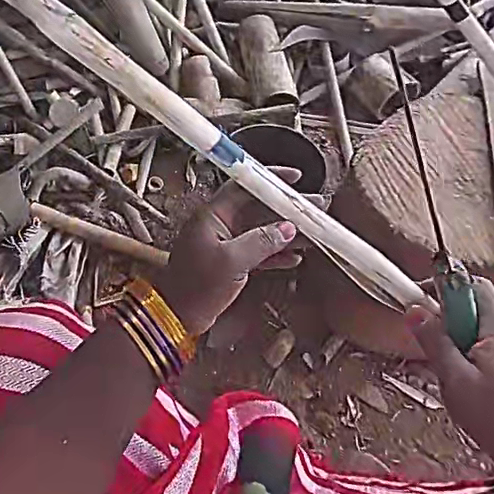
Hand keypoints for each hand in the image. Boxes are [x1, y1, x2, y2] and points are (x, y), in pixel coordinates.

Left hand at [154, 169, 303, 335]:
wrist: (177, 315)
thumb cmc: (196, 286)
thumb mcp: (232, 261)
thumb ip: (261, 242)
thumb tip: (287, 228)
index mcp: (212, 216)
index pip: (242, 186)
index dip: (268, 180)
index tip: (294, 179)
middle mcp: (218, 225)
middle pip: (257, 209)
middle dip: (287, 209)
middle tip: (316, 208)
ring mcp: (224, 244)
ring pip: (261, 232)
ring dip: (287, 233)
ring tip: (315, 233)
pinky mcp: (229, 263)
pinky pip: (257, 252)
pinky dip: (276, 254)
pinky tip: (295, 257)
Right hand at [406, 277, 493, 466]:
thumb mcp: (453, 379)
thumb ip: (434, 340)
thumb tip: (415, 311)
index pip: (474, 286)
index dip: (444, 286)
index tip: (422, 300)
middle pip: (477, 304)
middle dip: (448, 314)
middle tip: (430, 334)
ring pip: (482, 324)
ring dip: (458, 333)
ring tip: (445, 358)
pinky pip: (491, 343)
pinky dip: (471, 348)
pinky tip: (462, 372)